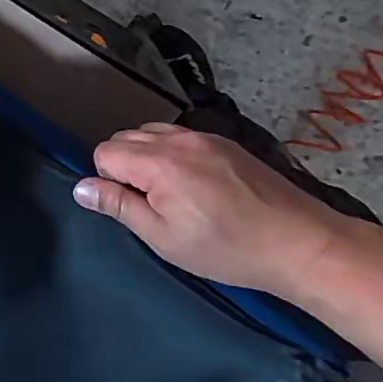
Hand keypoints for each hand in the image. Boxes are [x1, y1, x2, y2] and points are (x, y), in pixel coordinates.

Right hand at [73, 123, 376, 297]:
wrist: (302, 243)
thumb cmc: (227, 248)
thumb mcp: (163, 236)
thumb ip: (118, 205)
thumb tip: (81, 188)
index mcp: (157, 161)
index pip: (105, 152)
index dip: (109, 180)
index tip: (134, 207)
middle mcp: (177, 139)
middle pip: (125, 137)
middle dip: (125, 165)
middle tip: (151, 204)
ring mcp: (204, 137)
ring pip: (151, 133)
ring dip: (148, 157)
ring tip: (172, 193)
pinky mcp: (226, 143)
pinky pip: (180, 137)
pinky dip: (173, 154)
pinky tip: (196, 185)